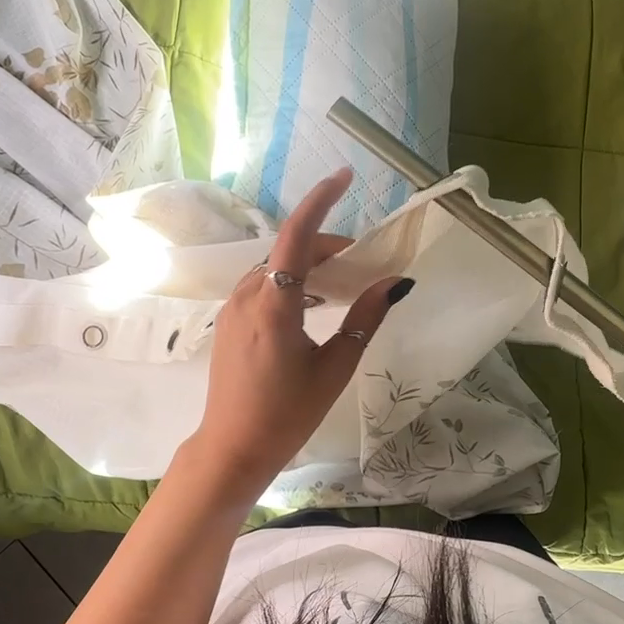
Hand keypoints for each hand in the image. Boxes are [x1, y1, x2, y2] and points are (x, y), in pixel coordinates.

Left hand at [189, 169, 411, 483]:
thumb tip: (395, 283)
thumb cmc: (288, 413)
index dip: (321, 199)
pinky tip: (311, 304)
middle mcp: (247, 296)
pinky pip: (262, 286)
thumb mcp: (335, 367)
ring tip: (341, 284)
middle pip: (289, 250)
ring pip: (273, 267)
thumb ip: (365, 319)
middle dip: (327, 246)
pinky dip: (290, 282)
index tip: (344, 175)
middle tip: (362, 263)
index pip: (297, 235)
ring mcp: (232, 308)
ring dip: (307, 264)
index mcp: (274, 304)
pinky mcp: (228, 322)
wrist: (233, 447)